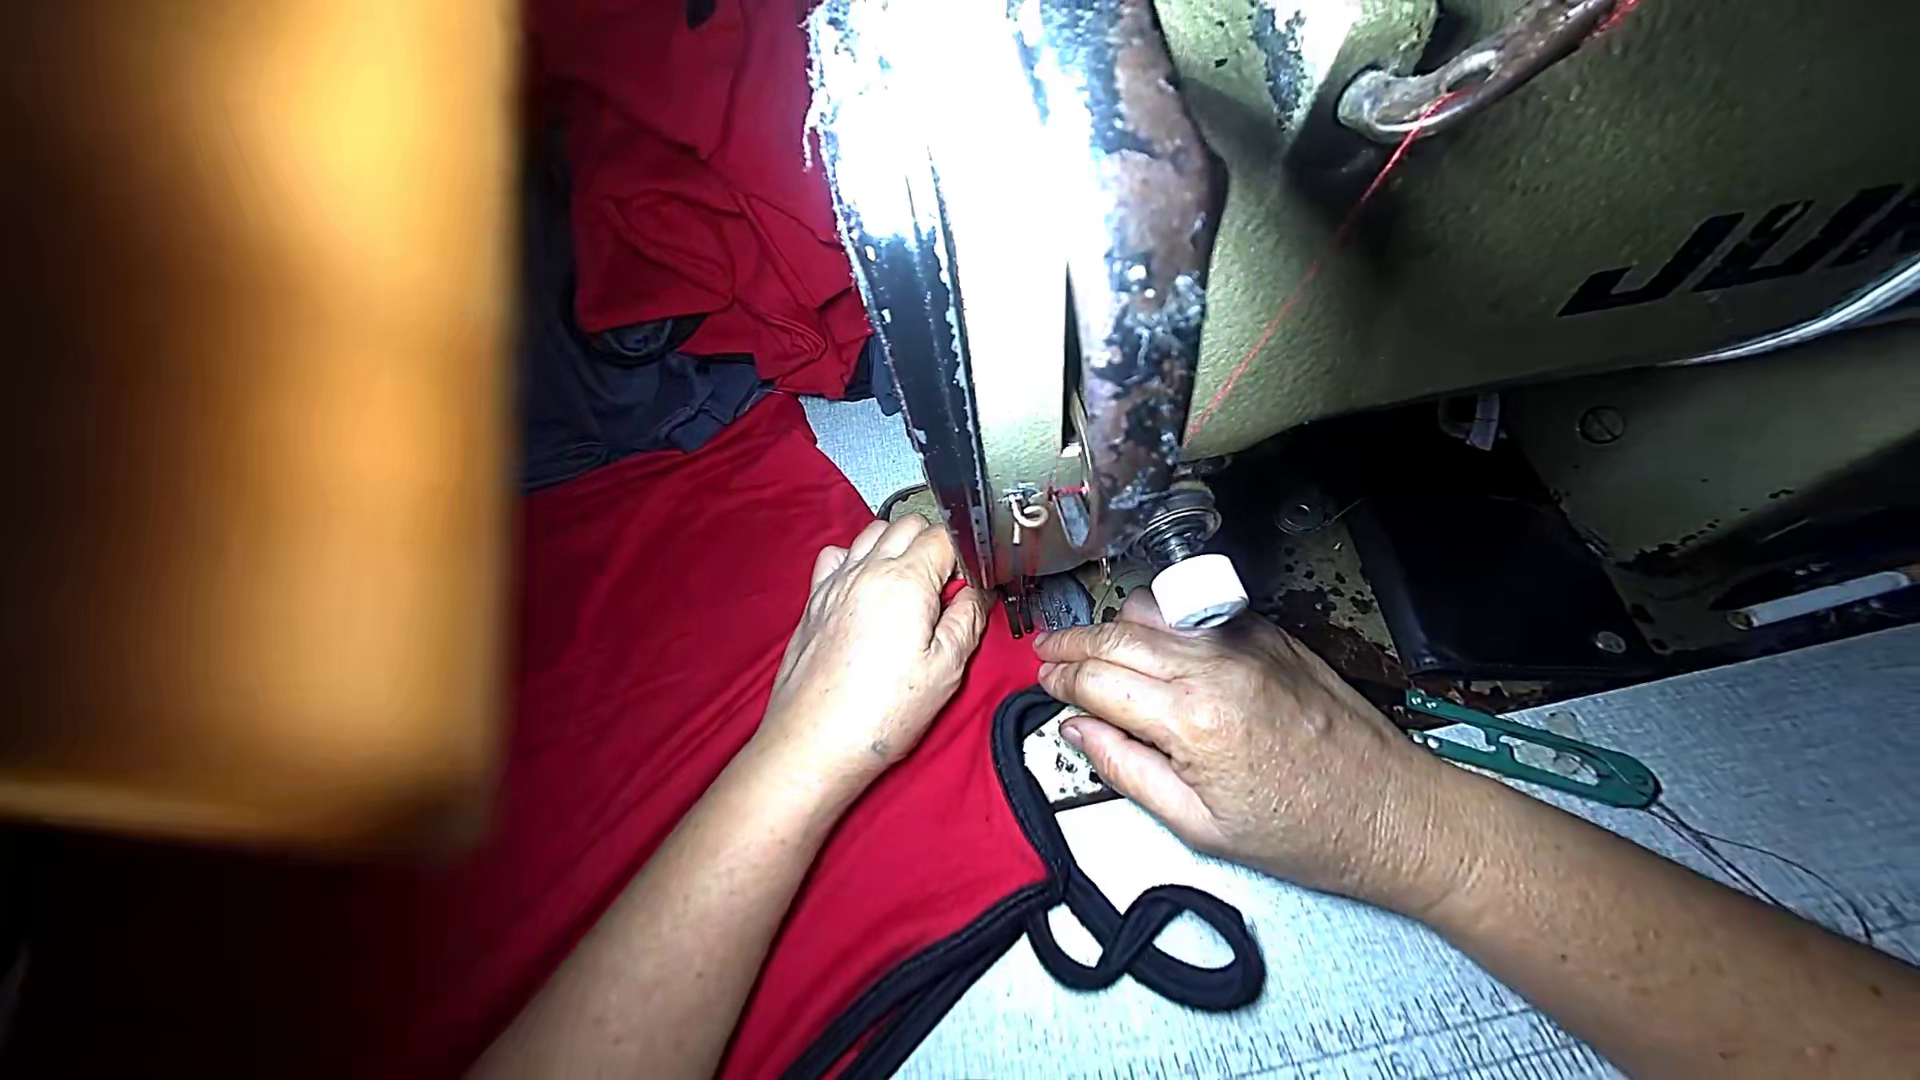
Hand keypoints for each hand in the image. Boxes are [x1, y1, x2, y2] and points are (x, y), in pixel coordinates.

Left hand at [756, 515, 991, 796]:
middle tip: (943, 585)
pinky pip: (837, 554)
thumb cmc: (877, 714)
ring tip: (909, 584)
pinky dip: (857, 557)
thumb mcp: (945, 670)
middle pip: (908, 525)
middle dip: (933, 543)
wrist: (814, 741)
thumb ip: (967, 620)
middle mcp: (867, 571)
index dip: (963, 556)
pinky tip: (867, 586)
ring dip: (896, 545)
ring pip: (873, 532)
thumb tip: (977, 593)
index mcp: (905, 582)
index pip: (943, 537)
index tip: (967, 583)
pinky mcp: (815, 599)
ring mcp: (836, 581)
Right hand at [1033, 591, 1465, 914]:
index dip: (1060, 679)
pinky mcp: (1265, 632)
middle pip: (1114, 637)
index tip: (1043, 681)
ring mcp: (1241, 641)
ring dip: (1111, 625)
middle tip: (1046, 650)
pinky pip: (1192, 609)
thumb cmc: (1302, 833)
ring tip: (1093, 646)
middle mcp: (1211, 666)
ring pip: (1148, 610)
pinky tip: (1150, 638)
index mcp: (1191, 720)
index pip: (1098, 681)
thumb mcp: (1199, 826)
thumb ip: (1125, 769)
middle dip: (1069, 642)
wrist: (1396, 813)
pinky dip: (1158, 617)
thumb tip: (1076, 729)